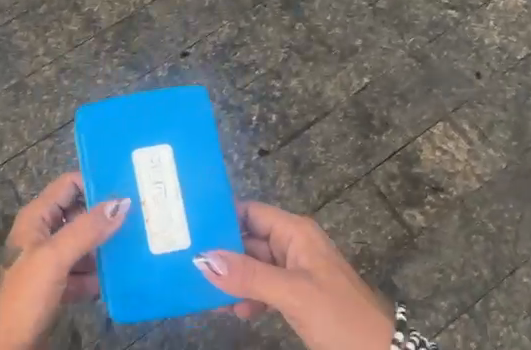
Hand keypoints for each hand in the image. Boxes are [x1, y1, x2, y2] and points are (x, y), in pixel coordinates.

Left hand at [0, 172, 130, 349]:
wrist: (6, 346)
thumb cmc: (25, 293)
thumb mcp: (55, 257)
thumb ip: (87, 229)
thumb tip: (121, 201)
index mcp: (36, 217)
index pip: (68, 185)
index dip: (95, 184)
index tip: (127, 190)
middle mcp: (42, 233)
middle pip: (79, 215)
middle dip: (105, 218)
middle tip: (140, 220)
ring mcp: (48, 261)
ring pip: (83, 245)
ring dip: (104, 249)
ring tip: (136, 248)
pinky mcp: (55, 286)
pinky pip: (81, 273)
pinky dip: (97, 276)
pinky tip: (118, 281)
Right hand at [193, 201, 396, 349]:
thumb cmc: (340, 317)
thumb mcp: (292, 294)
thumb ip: (248, 276)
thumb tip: (202, 259)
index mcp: (295, 232)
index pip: (250, 212)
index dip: (221, 219)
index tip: (190, 231)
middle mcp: (294, 245)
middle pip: (248, 239)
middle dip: (222, 255)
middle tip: (190, 269)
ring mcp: (297, 272)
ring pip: (254, 266)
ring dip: (233, 280)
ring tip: (209, 298)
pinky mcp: (299, 297)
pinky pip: (264, 288)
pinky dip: (249, 297)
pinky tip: (236, 312)